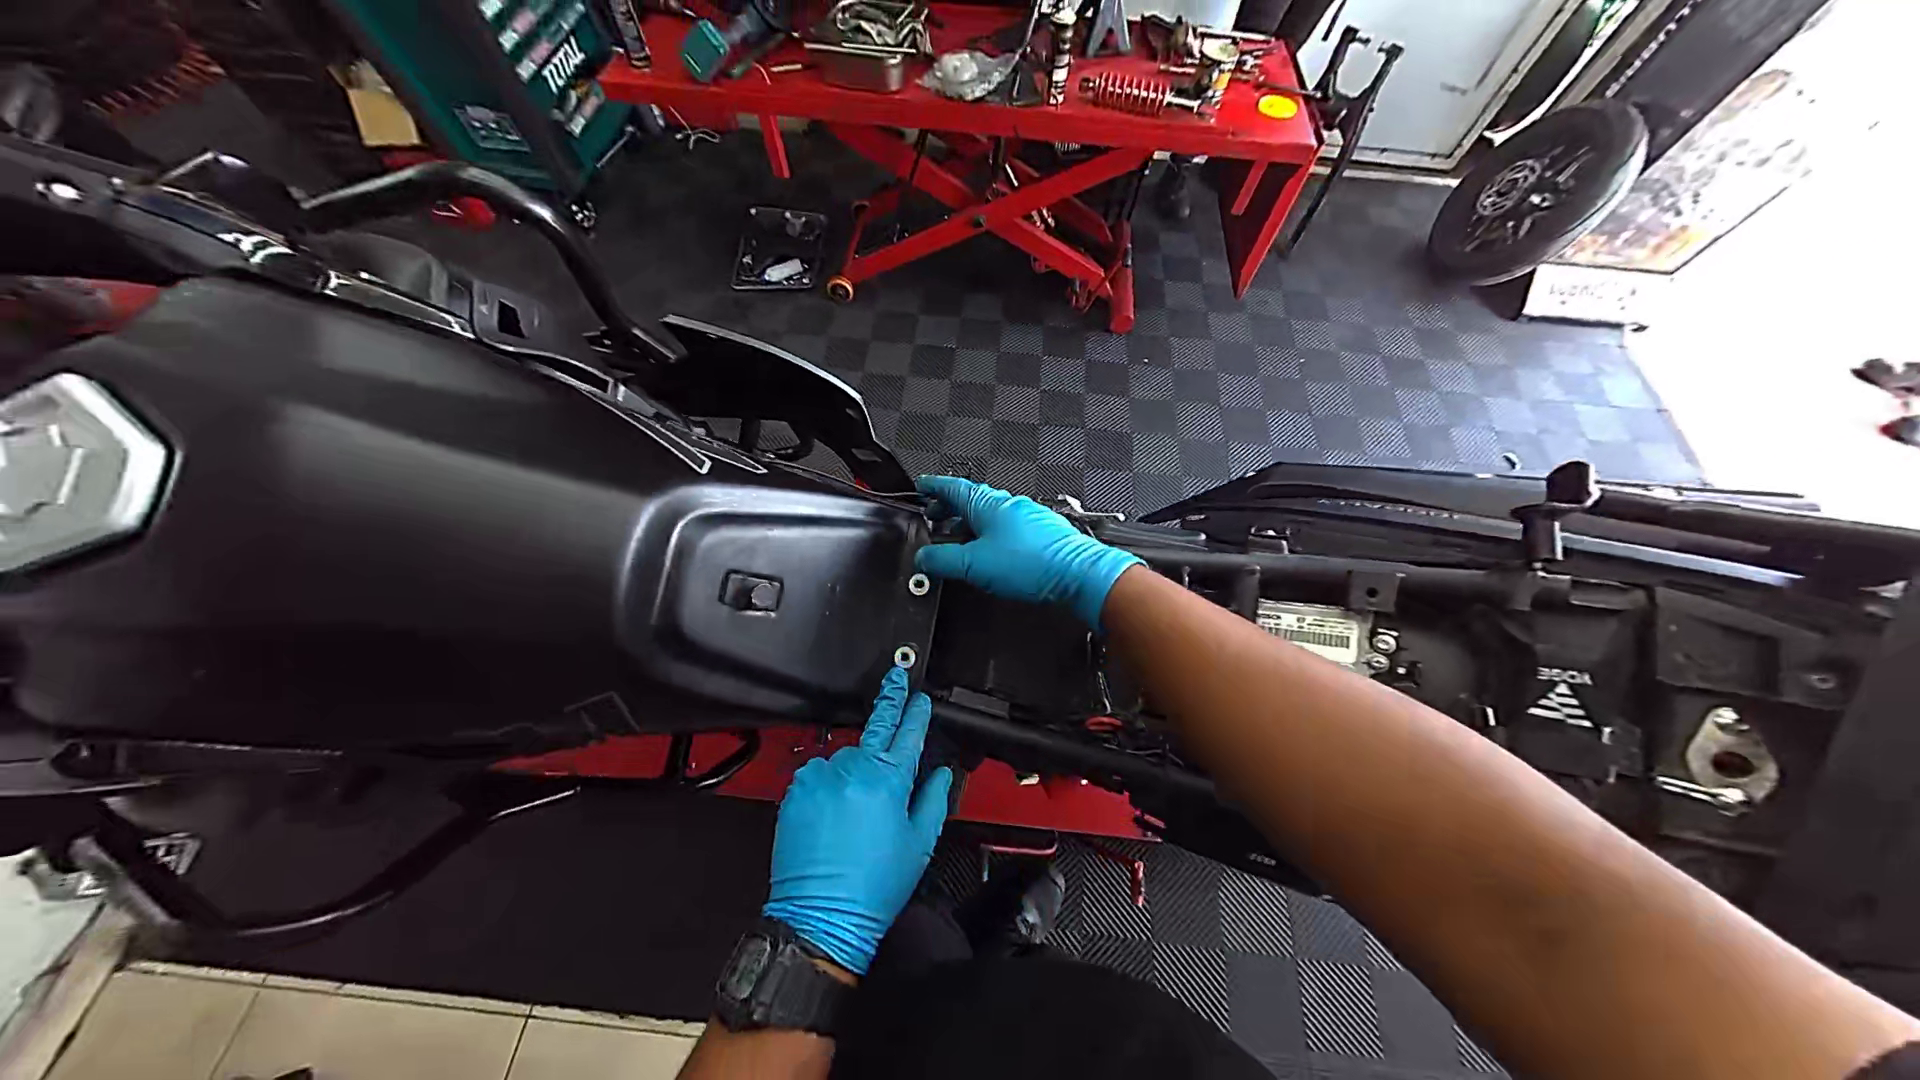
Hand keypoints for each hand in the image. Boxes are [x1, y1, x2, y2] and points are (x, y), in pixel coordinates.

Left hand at [763, 666, 952, 974]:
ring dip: (855, 768)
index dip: (915, 709)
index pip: (907, 731)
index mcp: (889, 779)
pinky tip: (835, 814)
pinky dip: (829, 783)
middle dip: (888, 705)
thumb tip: (941, 774)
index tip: (917, 696)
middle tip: (895, 682)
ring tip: (857, 811)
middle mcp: (852, 769)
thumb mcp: (919, 843)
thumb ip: (934, 798)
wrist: (820, 916)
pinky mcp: (797, 789)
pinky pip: (819, 772)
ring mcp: (821, 777)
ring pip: (845, 756)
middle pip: (875, 729)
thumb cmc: (872, 886)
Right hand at [913, 475, 1142, 628]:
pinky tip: (990, 551)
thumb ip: (943, 560)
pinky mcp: (1039, 532)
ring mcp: (1026, 516)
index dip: (933, 486)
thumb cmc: (1034, 563)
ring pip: (989, 514)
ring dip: (969, 523)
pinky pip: (1007, 526)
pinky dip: (991, 534)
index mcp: (987, 504)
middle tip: (934, 515)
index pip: (952, 487)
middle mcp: (1007, 504)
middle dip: (948, 507)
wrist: (1079, 574)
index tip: (922, 486)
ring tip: (958, 538)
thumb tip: (924, 559)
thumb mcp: (974, 564)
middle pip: (970, 499)